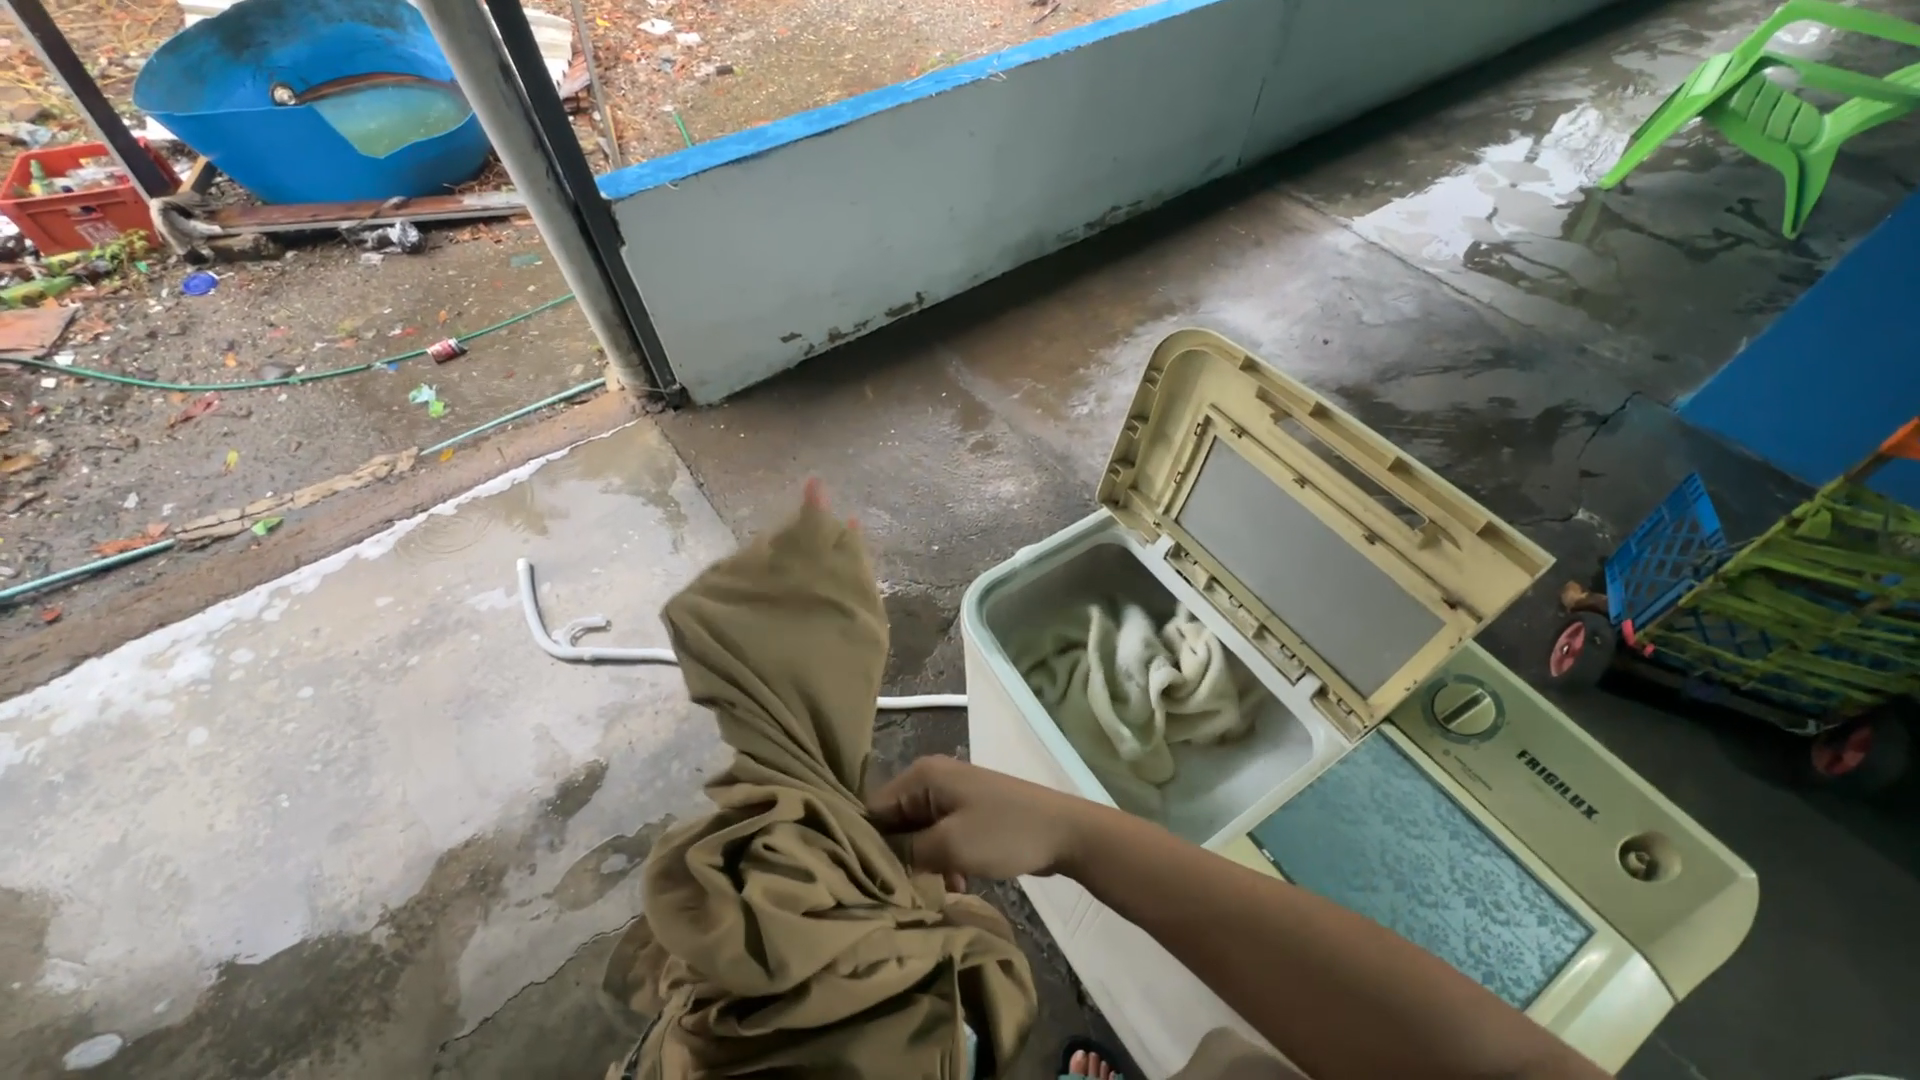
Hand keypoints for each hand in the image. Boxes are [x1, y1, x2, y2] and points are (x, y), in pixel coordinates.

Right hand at [866, 756, 1107, 886]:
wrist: (1065, 832)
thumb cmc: (1004, 833)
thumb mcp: (949, 846)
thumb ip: (905, 852)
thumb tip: (875, 861)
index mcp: (922, 775)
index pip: (874, 810)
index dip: (868, 846)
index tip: (867, 882)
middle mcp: (931, 779)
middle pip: (895, 822)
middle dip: (897, 857)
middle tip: (900, 892)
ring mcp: (952, 796)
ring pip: (918, 834)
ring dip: (922, 863)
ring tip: (933, 890)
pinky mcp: (969, 815)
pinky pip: (940, 838)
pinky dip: (942, 860)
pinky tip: (957, 885)